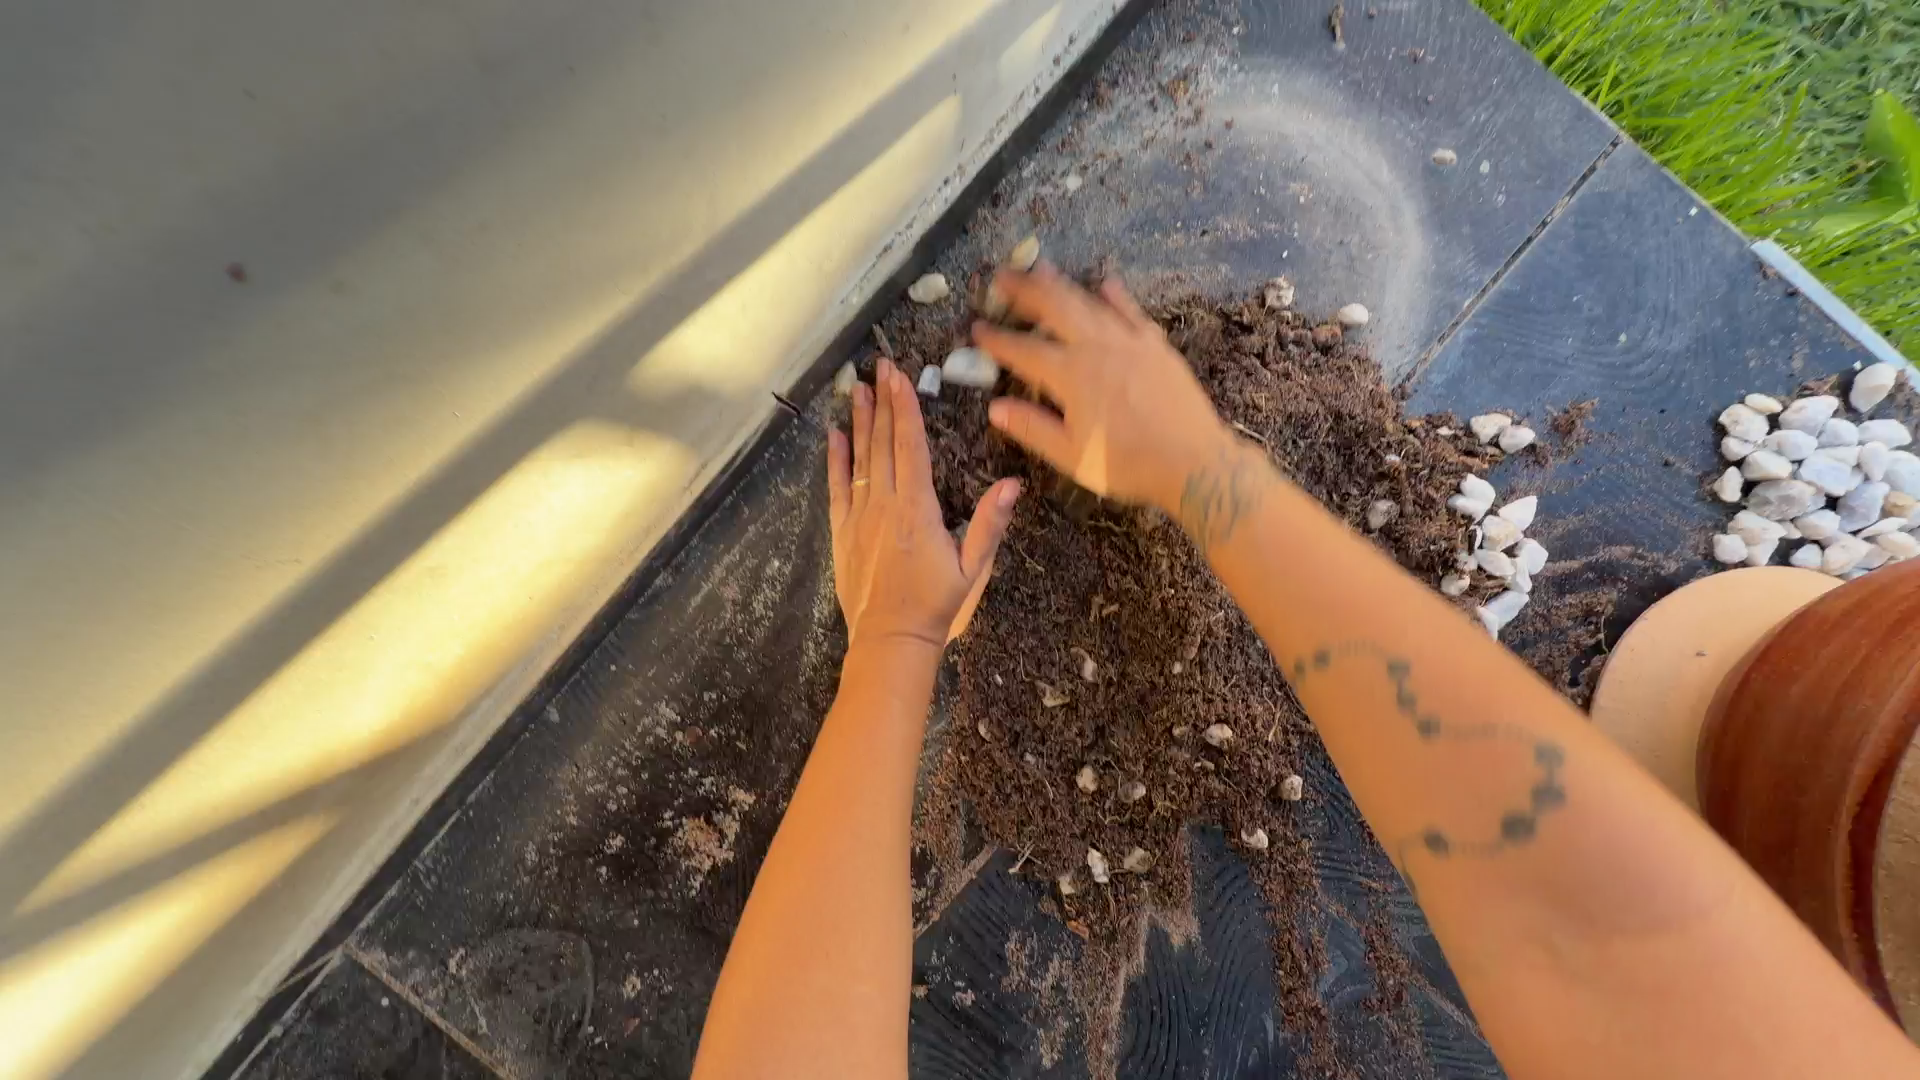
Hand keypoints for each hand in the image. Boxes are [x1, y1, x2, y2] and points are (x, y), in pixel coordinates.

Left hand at [828, 356, 1021, 650]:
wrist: (891, 639)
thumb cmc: (937, 604)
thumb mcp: (974, 568)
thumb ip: (990, 523)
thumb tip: (1013, 483)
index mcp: (918, 509)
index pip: (911, 446)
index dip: (905, 408)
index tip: (899, 377)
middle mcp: (885, 505)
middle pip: (883, 443)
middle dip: (882, 402)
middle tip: (879, 367)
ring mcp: (859, 517)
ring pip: (859, 459)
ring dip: (859, 422)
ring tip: (856, 389)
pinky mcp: (843, 532)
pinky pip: (837, 488)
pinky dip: (836, 459)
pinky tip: (834, 435)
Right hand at [973, 263, 1231, 513]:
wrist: (1193, 462)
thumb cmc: (1127, 465)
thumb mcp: (1071, 456)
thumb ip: (1032, 428)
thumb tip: (996, 408)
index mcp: (1071, 377)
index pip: (1023, 350)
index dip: (996, 339)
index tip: (976, 329)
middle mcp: (1097, 349)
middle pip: (1054, 308)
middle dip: (1025, 290)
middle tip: (1002, 277)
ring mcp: (1129, 342)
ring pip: (1089, 302)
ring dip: (1062, 284)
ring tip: (1042, 268)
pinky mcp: (1155, 345)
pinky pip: (1130, 311)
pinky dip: (1114, 295)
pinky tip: (1104, 283)